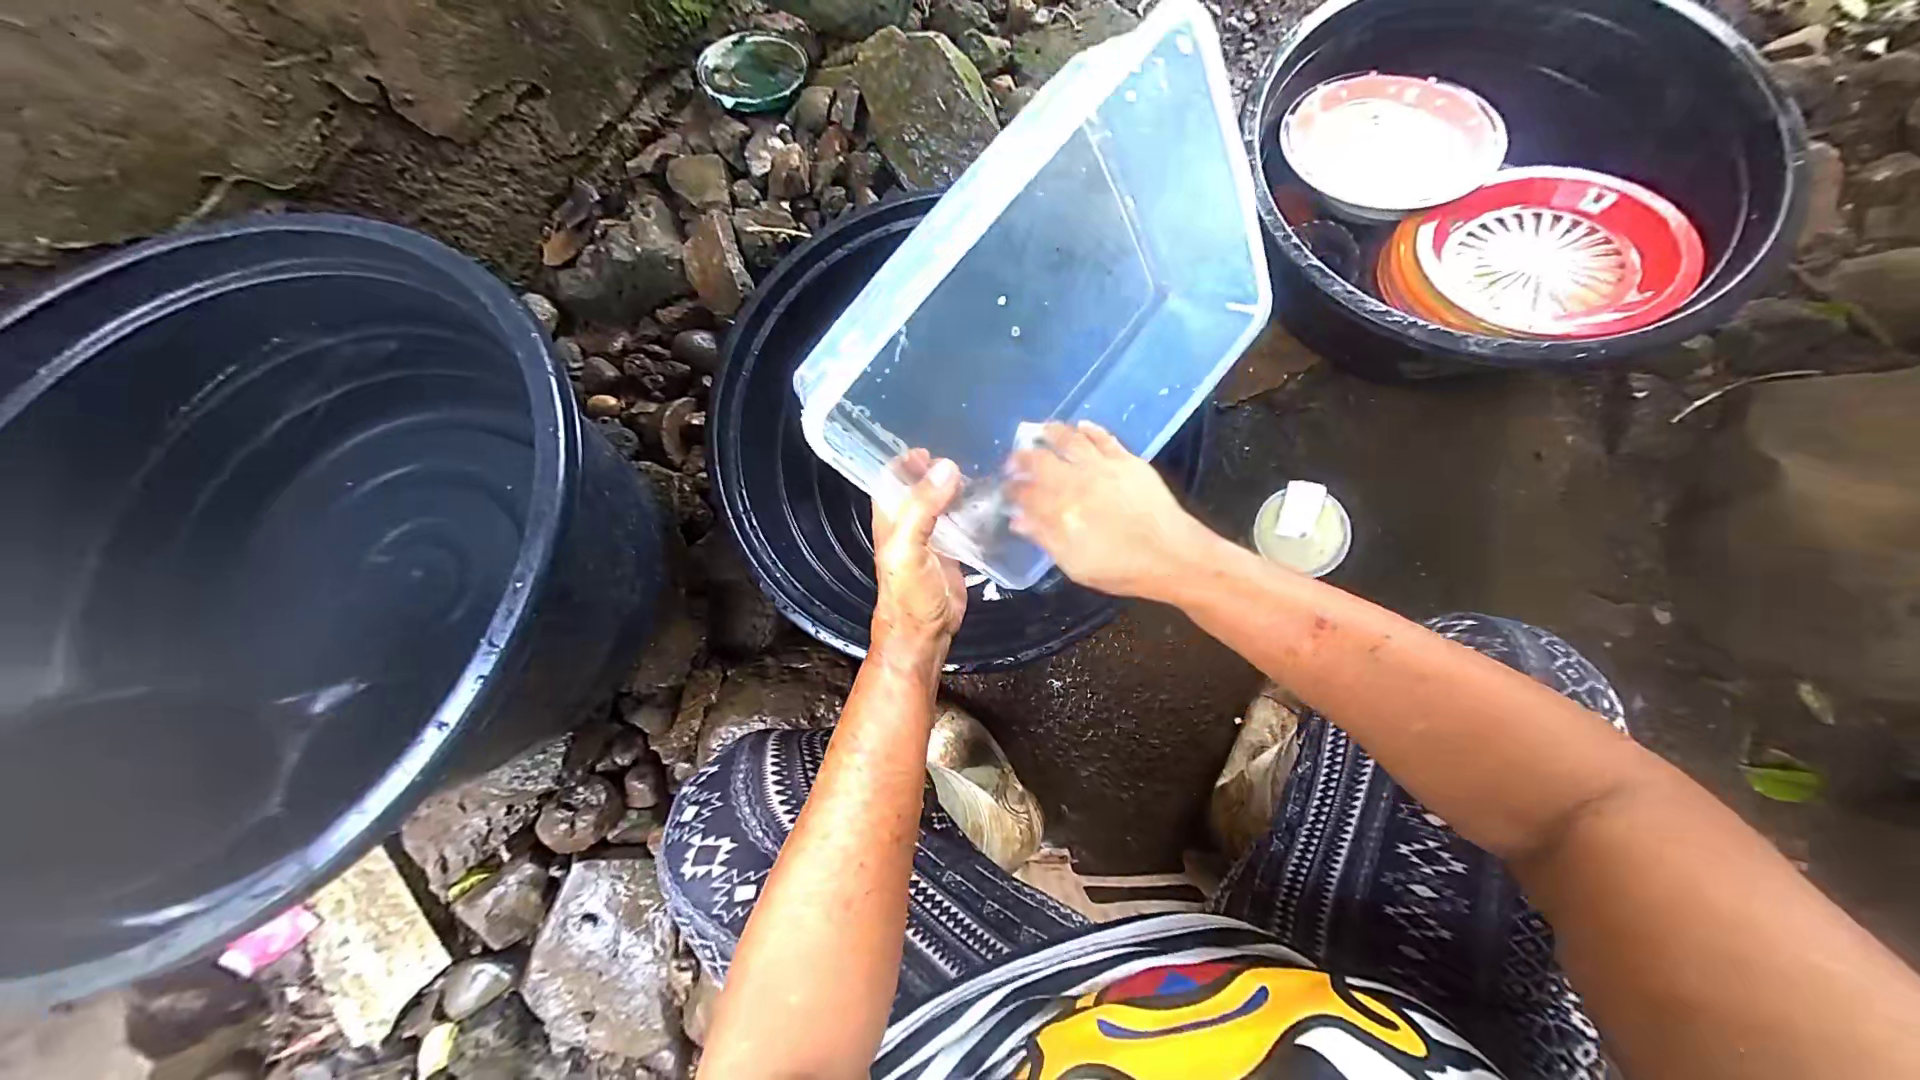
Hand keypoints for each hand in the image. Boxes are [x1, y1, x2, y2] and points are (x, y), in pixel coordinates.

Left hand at [871, 450, 967, 650]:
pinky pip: (964, 522)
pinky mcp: (954, 550)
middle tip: (966, 453)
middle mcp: (910, 522)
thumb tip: (946, 469)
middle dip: (939, 469)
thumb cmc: (908, 595)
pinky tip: (991, 501)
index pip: (893, 476)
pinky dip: (974, 510)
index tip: (932, 444)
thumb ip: (923, 507)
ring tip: (983, 470)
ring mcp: (933, 536)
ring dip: (959, 487)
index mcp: (891, 516)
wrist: (925, 632)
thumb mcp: (908, 547)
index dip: (908, 459)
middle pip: (922, 485)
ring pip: (944, 502)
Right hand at [1007, 420, 1216, 600]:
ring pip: (1070, 440)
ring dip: (1051, 433)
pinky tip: (1081, 427)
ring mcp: (1103, 467)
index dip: (1011, 489)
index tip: (1004, 489)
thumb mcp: (1075, 565)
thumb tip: (1018, 519)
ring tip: (1040, 430)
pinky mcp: (1127, 461)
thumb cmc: (1121, 568)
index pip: (1025, 492)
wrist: (1173, 556)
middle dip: (1022, 458)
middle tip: (1014, 459)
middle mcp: (1077, 481)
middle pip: (1040, 461)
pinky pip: (1103, 438)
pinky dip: (1089, 430)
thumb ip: (1045, 538)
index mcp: (1060, 510)